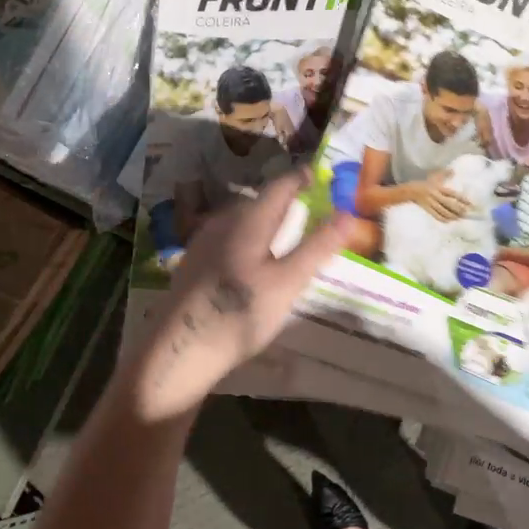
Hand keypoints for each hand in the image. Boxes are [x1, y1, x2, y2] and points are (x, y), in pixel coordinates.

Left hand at [133, 170, 350, 419]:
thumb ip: (317, 247)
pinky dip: (249, 238)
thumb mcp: (287, 283)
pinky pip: (228, 237)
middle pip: (258, 202)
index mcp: (247, 220)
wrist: (179, 351)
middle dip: (285, 201)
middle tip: (310, 208)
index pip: (279, 186)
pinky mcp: (193, 264)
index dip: (301, 179)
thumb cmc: (239, 314)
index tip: (321, 177)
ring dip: (265, 220)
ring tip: (286, 234)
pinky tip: (253, 261)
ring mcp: (203, 242)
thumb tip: (349, 213)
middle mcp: (222, 222)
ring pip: (240, 220)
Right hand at [413, 170, 470, 221]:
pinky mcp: (426, 209)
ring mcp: (430, 203)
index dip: (462, 199)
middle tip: (466, 213)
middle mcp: (435, 195)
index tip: (470, 203)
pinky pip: (435, 215)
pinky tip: (449, 221)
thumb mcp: (434, 177)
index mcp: (438, 187)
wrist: (409, 190)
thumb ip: (444, 174)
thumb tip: (454, 170)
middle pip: (449, 204)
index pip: (452, 194)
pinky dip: (443, 218)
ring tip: (459, 218)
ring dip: (452, 215)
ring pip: (443, 210)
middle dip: (458, 209)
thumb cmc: (423, 183)